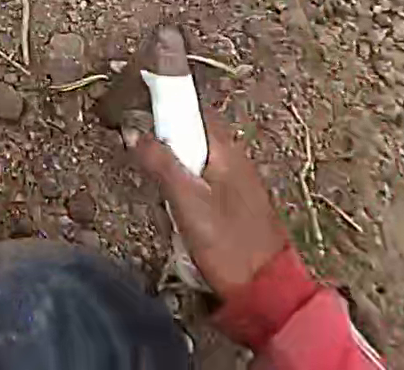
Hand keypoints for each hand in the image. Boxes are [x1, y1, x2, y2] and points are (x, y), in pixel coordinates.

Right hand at [129, 108, 291, 296]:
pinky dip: (188, 198)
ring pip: (194, 165)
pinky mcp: (236, 205)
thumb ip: (161, 164)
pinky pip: (203, 187)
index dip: (165, 109)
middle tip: (156, 179)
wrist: (268, 294)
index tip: (142, 120)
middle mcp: (234, 157)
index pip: (191, 109)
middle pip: (189, 138)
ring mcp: (237, 182)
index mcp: (225, 148)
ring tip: (171, 208)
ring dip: (176, 181)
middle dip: (167, 154)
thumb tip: (135, 133)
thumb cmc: (229, 244)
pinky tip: (185, 223)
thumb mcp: (187, 201)